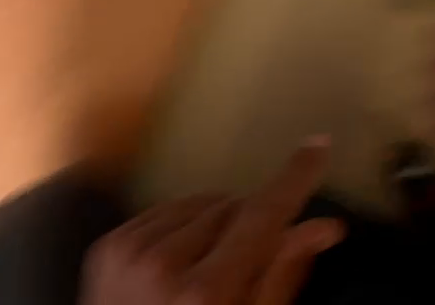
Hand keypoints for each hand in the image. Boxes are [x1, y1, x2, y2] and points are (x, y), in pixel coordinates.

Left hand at [79, 139, 345, 304]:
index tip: (319, 144)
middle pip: (233, 206)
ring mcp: (132, 251)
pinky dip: (182, 227)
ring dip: (215, 223)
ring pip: (202, 203)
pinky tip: (179, 263)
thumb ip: (282, 276)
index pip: (263, 214)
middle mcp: (166, 263)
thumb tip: (325, 226)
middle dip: (250, 222)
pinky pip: (167, 210)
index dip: (295, 177)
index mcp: (206, 292)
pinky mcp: (109, 246)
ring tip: (209, 266)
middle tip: (248, 259)